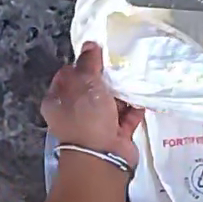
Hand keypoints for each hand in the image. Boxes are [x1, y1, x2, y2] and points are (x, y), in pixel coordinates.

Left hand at [42, 43, 144, 167]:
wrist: (101, 156)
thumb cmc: (86, 116)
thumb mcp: (83, 82)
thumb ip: (87, 62)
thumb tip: (90, 44)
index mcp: (58, 100)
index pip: (68, 75)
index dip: (82, 63)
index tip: (99, 53)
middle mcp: (75, 112)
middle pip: (91, 88)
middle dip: (106, 76)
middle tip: (121, 61)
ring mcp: (96, 124)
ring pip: (110, 102)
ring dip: (123, 91)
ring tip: (136, 73)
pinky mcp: (116, 134)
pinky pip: (127, 116)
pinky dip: (135, 106)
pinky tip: (144, 93)